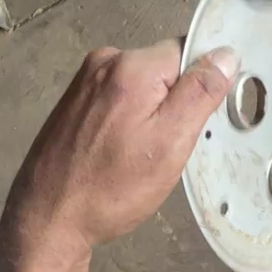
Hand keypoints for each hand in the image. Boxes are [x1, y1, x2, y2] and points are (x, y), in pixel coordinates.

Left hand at [4, 41, 237, 262]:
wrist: (45, 220)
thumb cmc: (112, 187)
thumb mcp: (170, 143)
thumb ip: (200, 93)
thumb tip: (226, 54)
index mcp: (132, 65)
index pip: (188, 51)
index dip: (200, 86)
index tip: (193, 122)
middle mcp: (105, 60)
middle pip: (164, 66)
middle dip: (175, 100)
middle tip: (166, 145)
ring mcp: (85, 79)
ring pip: (143, 83)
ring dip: (152, 110)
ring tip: (141, 153)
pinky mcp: (74, 99)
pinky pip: (119, 95)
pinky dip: (129, 117)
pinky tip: (120, 150)